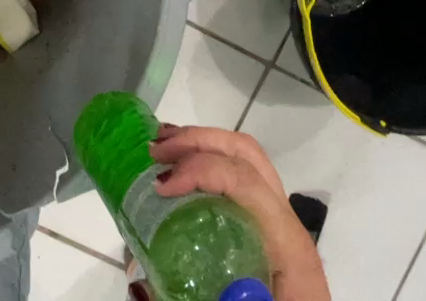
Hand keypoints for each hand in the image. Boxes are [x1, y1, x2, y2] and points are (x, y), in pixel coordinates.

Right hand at [149, 126, 330, 300]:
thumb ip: (186, 297)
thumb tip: (139, 280)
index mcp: (286, 242)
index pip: (245, 179)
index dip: (201, 170)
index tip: (160, 186)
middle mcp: (286, 218)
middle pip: (245, 153)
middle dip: (197, 142)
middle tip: (154, 152)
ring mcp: (279, 216)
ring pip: (245, 155)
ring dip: (202, 141)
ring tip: (162, 143)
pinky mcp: (268, 223)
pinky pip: (242, 173)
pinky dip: (210, 156)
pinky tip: (182, 163)